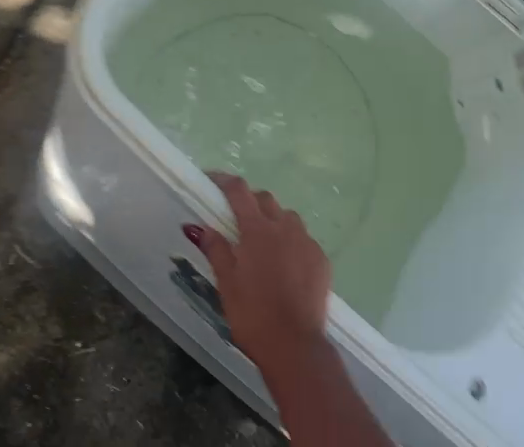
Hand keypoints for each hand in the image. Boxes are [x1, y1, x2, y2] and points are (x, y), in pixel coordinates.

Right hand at [186, 172, 332, 375]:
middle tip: (237, 219)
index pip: (240, 191)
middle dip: (251, 201)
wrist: (294, 344)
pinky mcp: (322, 259)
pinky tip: (285, 266)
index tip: (212, 179)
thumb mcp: (227, 283)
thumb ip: (216, 250)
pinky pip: (304, 240)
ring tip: (262, 244)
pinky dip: (292, 244)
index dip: (225, 180)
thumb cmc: (252, 314)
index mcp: (257, 230)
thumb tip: (201, 226)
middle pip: (266, 200)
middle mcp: (285, 227)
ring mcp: (307, 241)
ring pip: (288, 218)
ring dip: (273, 221)